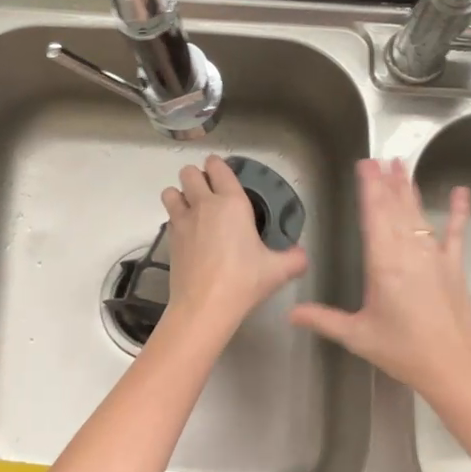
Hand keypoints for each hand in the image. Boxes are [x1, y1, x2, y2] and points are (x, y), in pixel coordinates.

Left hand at [160, 156, 308, 329]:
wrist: (204, 306)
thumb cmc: (243, 281)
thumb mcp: (278, 271)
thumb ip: (294, 259)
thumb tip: (302, 256)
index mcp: (231, 203)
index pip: (219, 168)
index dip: (218, 165)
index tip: (222, 172)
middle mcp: (203, 205)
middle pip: (188, 173)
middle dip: (196, 176)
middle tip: (209, 192)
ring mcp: (182, 221)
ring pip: (171, 191)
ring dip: (179, 194)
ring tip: (192, 208)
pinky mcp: (170, 239)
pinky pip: (169, 217)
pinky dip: (176, 219)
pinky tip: (188, 233)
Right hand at [290, 159, 470, 396]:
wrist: (453, 368)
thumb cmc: (403, 351)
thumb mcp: (357, 335)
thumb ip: (323, 320)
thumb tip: (290, 313)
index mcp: (384, 263)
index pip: (374, 216)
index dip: (369, 188)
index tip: (365, 165)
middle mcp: (410, 252)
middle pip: (396, 209)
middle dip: (386, 182)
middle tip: (380, 159)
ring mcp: (435, 257)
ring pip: (419, 215)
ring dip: (410, 190)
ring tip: (402, 167)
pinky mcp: (454, 267)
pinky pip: (456, 234)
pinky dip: (459, 213)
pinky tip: (461, 193)